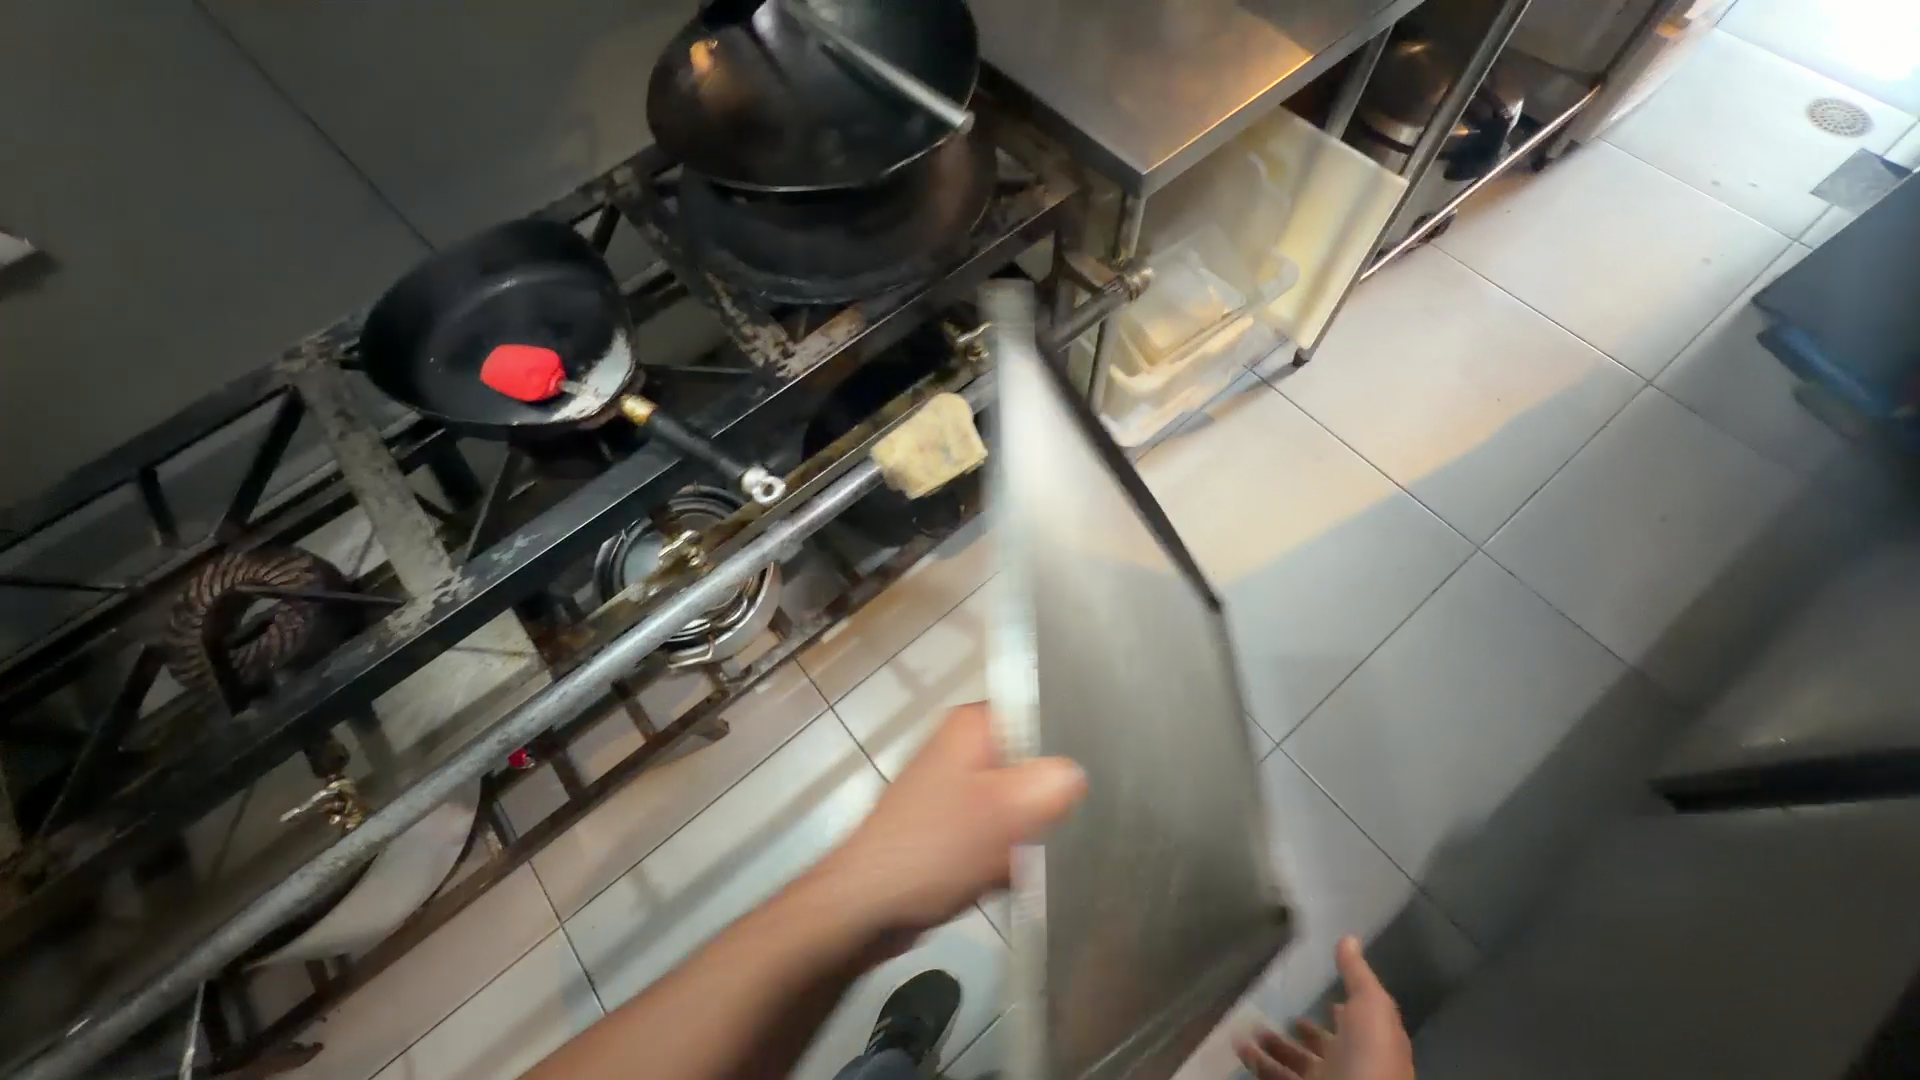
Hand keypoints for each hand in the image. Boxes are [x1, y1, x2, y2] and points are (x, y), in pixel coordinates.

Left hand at [815, 702, 1085, 939]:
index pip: (1038, 709)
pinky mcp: (952, 822)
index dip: (1068, 740)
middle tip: (1058, 827)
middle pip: (1032, 761)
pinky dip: (1007, 851)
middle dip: (1047, 798)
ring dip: (1029, 831)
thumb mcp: (1002, 812)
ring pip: (1018, 800)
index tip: (1089, 776)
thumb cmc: (933, 847)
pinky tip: (1009, 874)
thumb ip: (1048, 786)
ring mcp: (956, 786)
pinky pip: (998, 829)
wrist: (868, 904)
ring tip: (1030, 855)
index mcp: (972, 725)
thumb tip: (1078, 773)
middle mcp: (964, 746)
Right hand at [1235, 937, 1413, 1079]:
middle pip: (1323, 1048)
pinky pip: (1272, 1076)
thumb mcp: (1372, 1008)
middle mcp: (1349, 1066)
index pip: (1354, 1027)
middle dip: (1303, 1031)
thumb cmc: (1370, 1058)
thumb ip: (1357, 976)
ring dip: (1273, 1046)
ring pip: (1294, 1063)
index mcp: (1370, 1045)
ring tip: (1251, 1027)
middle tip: (1282, 1012)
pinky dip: (1255, 1063)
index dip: (1341, 1014)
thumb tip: (1349, 939)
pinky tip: (1239, 1046)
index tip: (1324, 998)